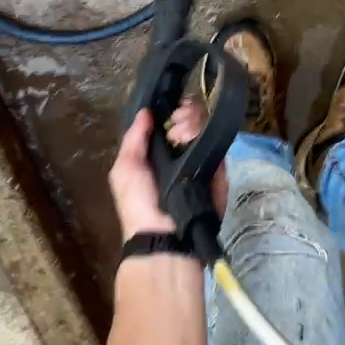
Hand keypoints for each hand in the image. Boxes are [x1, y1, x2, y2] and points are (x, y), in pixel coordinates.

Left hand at [108, 103, 227, 239]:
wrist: (164, 233)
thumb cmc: (139, 203)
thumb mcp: (125, 170)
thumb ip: (134, 139)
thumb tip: (146, 111)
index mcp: (163, 152)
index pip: (174, 121)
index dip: (174, 111)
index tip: (170, 111)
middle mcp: (185, 152)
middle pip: (194, 119)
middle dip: (186, 113)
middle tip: (177, 123)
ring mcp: (204, 159)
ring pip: (206, 127)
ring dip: (193, 122)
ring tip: (181, 134)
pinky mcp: (219, 169)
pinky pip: (218, 144)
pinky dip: (207, 136)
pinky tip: (192, 140)